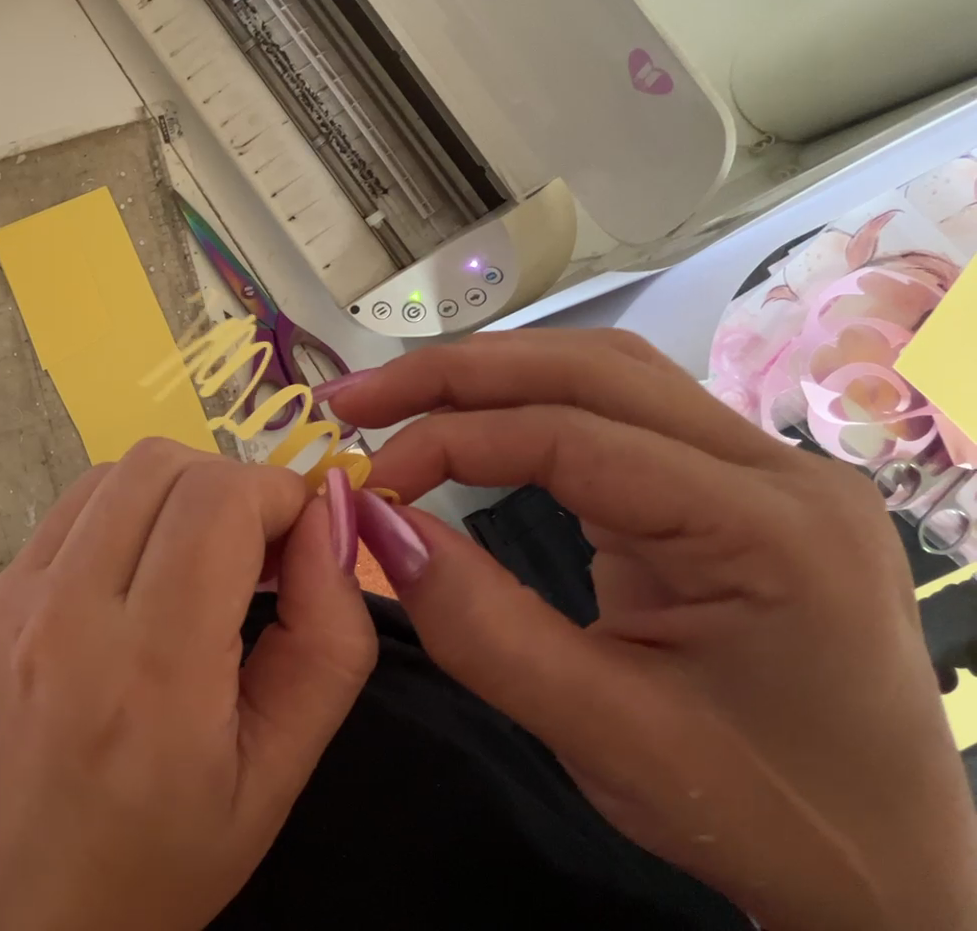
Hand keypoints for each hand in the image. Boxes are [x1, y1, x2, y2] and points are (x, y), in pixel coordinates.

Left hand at [0, 441, 375, 930]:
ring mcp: (16, 594)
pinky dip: (122, 517)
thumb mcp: (278, 772)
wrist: (21, 894)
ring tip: (196, 563)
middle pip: (159, 465)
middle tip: (253, 551)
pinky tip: (136, 579)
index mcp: (152, 669)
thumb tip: (328, 523)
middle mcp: (68, 612)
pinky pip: (71, 510)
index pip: (217, 500)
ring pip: (112, 473)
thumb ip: (327, 641)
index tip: (299, 540)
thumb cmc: (162, 852)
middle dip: (228, 485)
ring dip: (172, 495)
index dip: (277, 494)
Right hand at [329, 329, 976, 929]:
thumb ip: (477, 622)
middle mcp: (776, 470)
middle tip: (350, 398)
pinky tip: (467, 428)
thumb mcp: (600, 731)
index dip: (445, 442)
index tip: (360, 484)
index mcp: (765, 527)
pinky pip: (612, 417)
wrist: (890, 874)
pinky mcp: (727, 492)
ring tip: (392, 399)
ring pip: (603, 374)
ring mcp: (759, 473)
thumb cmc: (757, 812)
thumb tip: (371, 520)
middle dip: (454, 373)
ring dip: (487, 376)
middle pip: (591, 368)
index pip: (569, 436)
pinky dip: (521, 408)